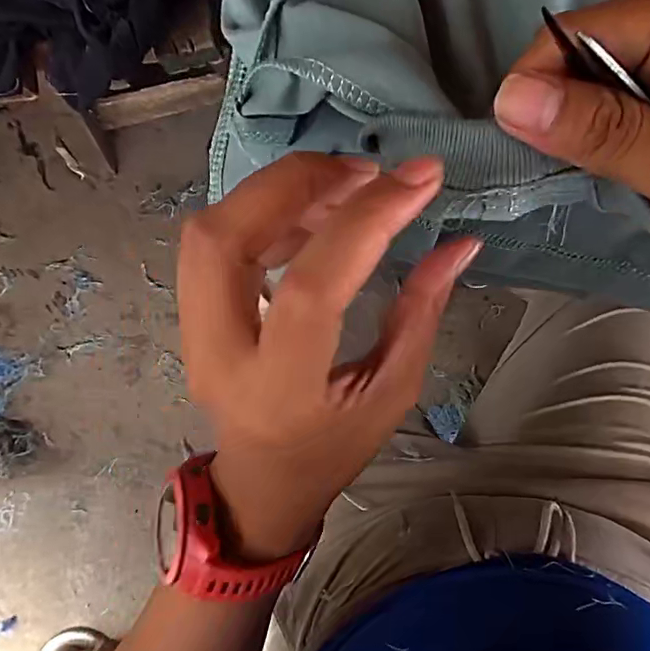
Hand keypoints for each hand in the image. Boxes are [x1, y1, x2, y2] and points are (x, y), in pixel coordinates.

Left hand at [177, 153, 480, 559]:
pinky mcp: (189, 313)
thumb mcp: (391, 392)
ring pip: (209, 230)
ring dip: (278, 191)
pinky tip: (312, 211)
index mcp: (279, 389)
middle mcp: (219, 354)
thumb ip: (421, 314)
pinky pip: (215, 240)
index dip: (365, 222)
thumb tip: (460, 243)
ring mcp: (192, 332)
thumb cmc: (332, 447)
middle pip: (226, 239)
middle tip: (363, 171)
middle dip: (295, 184)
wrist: (261, 479)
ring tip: (345, 185)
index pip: (312, 288)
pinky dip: (263, 209)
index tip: (418, 179)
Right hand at [493, 0, 649, 300]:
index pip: (592, 29)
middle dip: (574, 116)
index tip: (523, 146)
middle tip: (598, 179)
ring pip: (614, 91)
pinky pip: (640, 116)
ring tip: (639, 186)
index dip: (543, 80)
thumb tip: (509, 99)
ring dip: (603, 141)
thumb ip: (613, 136)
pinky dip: (627, 153)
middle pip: (600, 56)